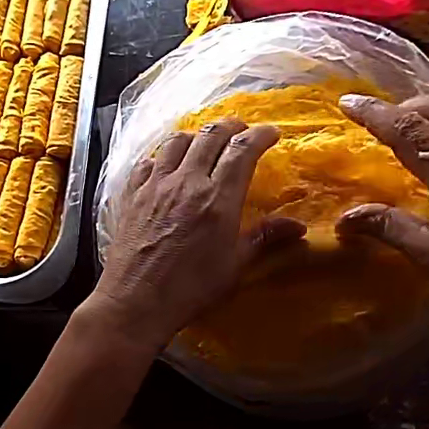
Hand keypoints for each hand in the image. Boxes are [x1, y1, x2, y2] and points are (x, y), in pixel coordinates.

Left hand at [84, 118, 303, 349]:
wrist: (135, 302)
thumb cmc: (190, 289)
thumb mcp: (234, 266)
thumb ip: (264, 238)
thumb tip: (298, 226)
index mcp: (217, 198)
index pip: (243, 149)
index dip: (260, 135)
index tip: (271, 133)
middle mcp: (186, 182)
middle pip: (210, 135)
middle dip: (231, 126)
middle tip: (241, 131)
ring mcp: (154, 186)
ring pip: (176, 141)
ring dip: (196, 135)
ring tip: (204, 142)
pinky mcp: (131, 195)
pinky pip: (147, 161)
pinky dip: (162, 156)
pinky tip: (166, 166)